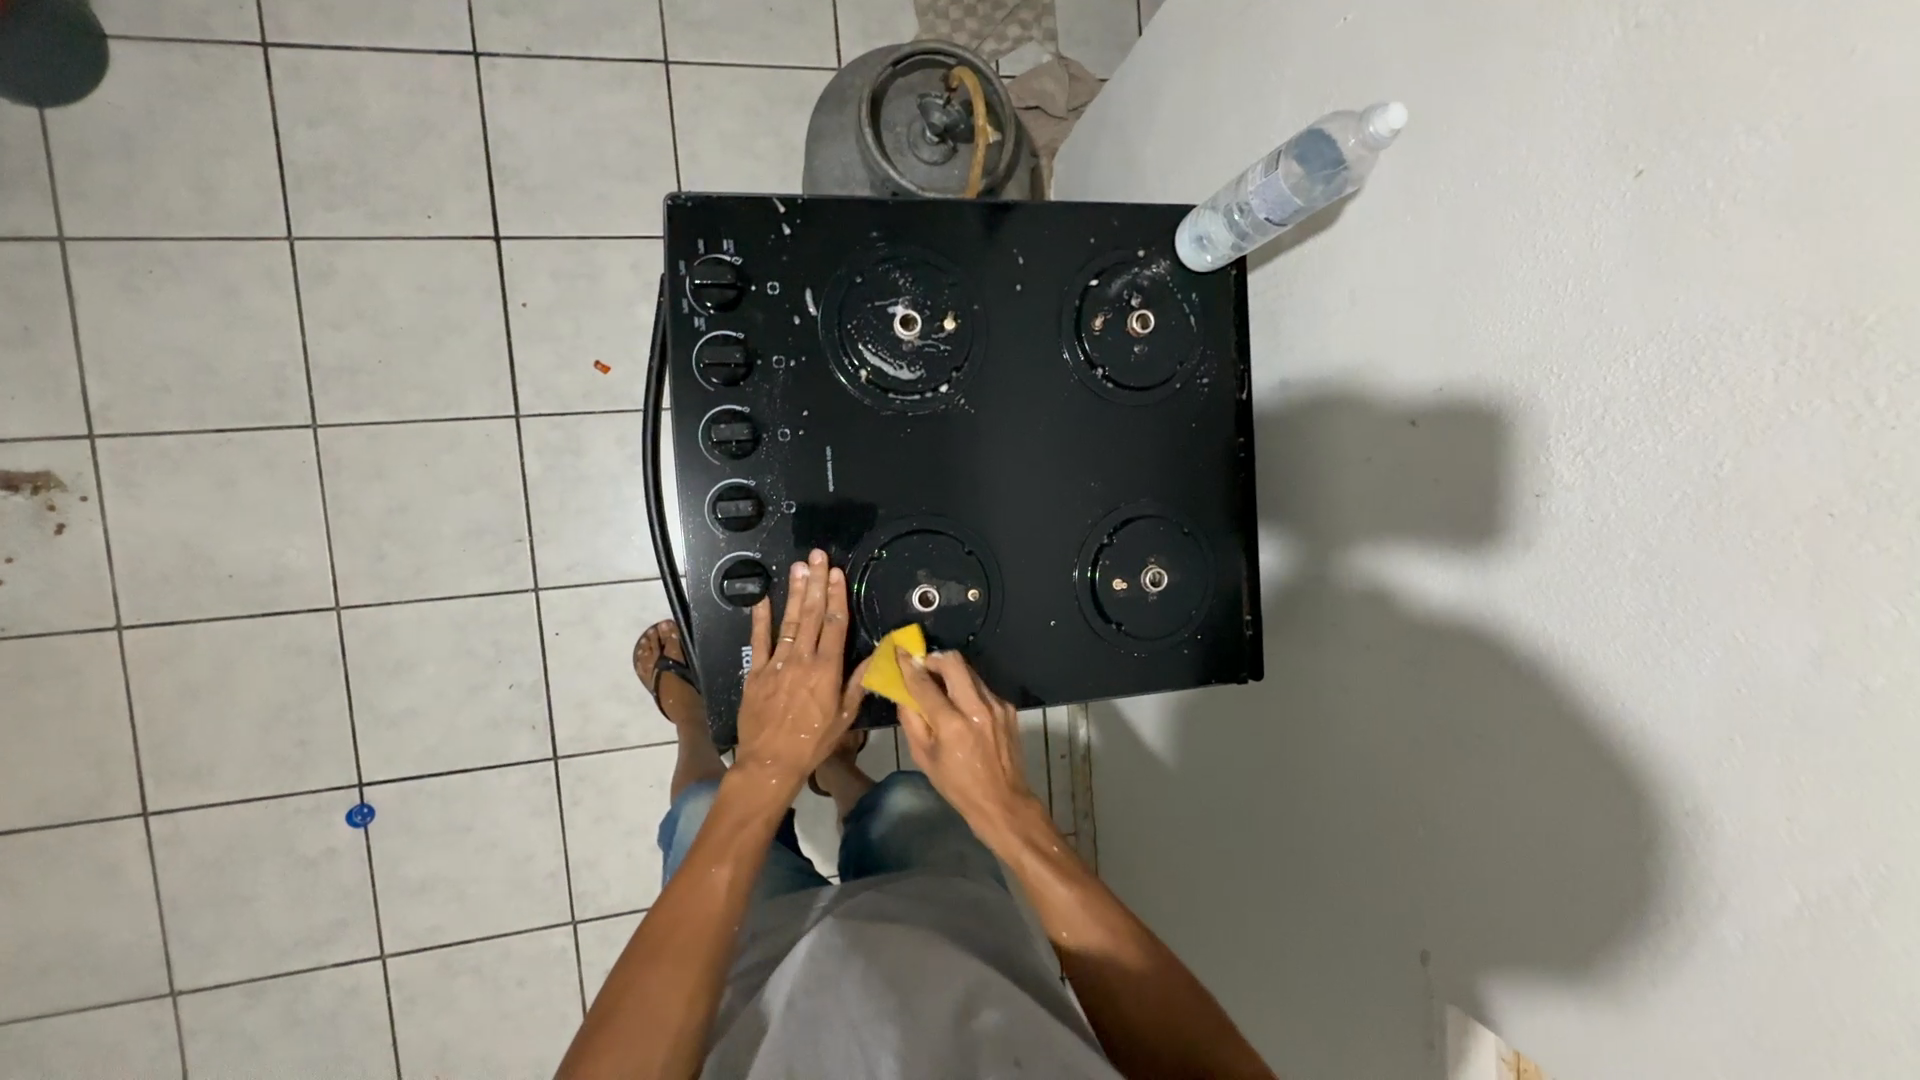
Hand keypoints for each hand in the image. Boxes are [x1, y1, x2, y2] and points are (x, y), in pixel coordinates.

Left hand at [734, 549, 862, 790]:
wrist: (770, 763)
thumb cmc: (813, 743)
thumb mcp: (845, 717)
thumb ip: (859, 682)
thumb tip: (878, 655)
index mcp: (827, 669)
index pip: (834, 624)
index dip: (836, 596)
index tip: (837, 573)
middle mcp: (802, 660)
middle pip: (811, 614)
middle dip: (816, 583)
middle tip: (818, 556)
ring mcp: (777, 664)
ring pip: (788, 621)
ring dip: (794, 592)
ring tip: (799, 567)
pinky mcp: (756, 672)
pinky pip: (759, 640)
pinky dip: (760, 618)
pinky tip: (764, 597)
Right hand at [895, 649, 1043, 835]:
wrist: (1002, 800)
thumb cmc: (957, 785)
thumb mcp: (923, 757)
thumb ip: (911, 721)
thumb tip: (903, 693)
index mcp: (952, 724)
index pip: (924, 684)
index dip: (909, 666)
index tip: (900, 653)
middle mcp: (977, 708)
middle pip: (954, 662)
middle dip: (934, 658)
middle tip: (923, 667)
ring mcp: (997, 705)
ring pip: (970, 672)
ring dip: (952, 673)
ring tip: (942, 688)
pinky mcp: (1008, 708)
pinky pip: (983, 688)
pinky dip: (968, 691)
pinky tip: (964, 708)